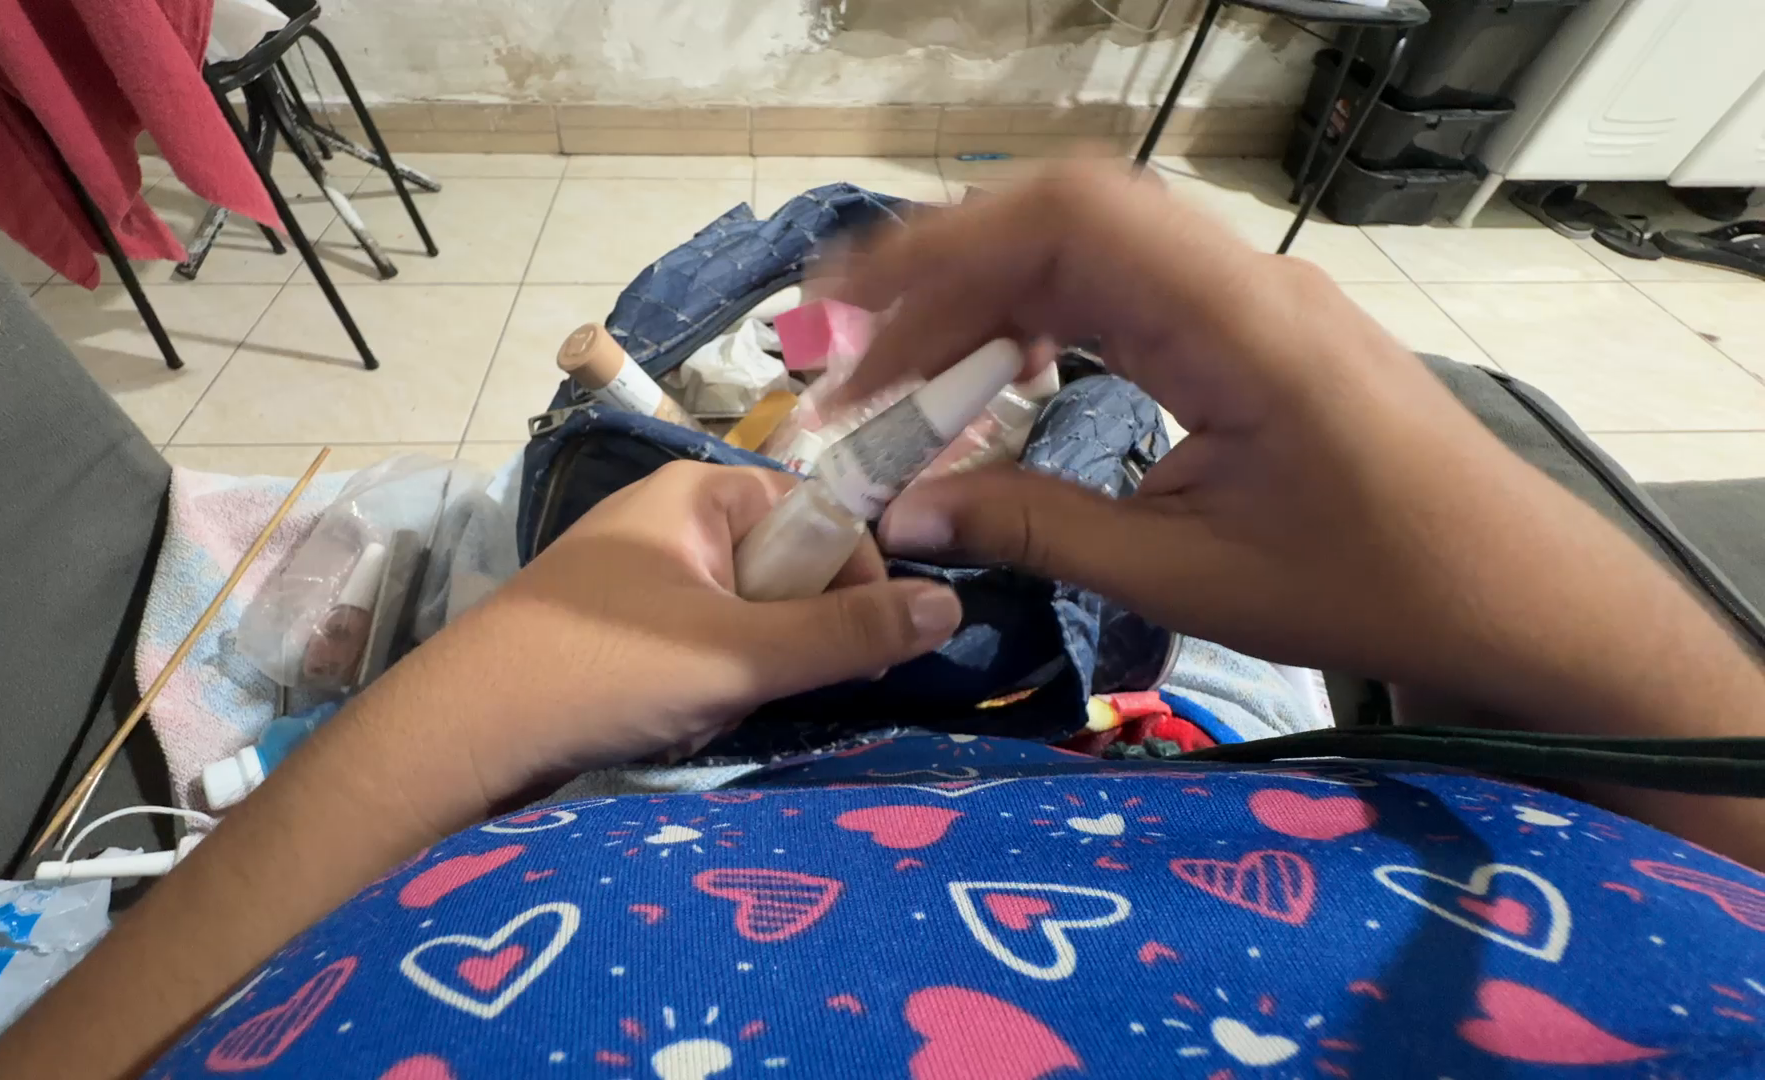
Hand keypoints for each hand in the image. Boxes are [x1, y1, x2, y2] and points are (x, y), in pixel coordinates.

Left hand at [373, 461, 962, 826]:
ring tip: (711, 702)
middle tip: (768, 681)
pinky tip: (678, 712)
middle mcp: (674, 520)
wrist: (457, 739)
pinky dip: (711, 678)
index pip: (818, 513)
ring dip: (750, 664)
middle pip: (784, 565)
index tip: (870, 644)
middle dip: (789, 632)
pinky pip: (705, 639)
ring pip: (747, 612)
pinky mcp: (625, 623)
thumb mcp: (739, 654)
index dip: (855, 575)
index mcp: (700, 493)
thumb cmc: (603, 670)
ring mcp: (646, 574)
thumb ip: (847, 632)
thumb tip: (950, 605)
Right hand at [836, 161, 1763, 755]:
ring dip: (971, 303)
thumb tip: (904, 514)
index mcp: (1238, 323)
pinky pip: (1101, 294)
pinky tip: (984, 375)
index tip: (847, 312)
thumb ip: (1033, 529)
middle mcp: (1231, 281)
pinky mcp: (1223, 328)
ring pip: (1072, 253)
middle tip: (850, 359)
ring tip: (895, 372)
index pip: (1070, 223)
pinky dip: (1021, 324)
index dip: (941, 251)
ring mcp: (1229, 297)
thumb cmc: (1367, 589)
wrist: (1510, 596)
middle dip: (934, 283)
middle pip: (1055, 225)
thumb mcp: (1182, 574)